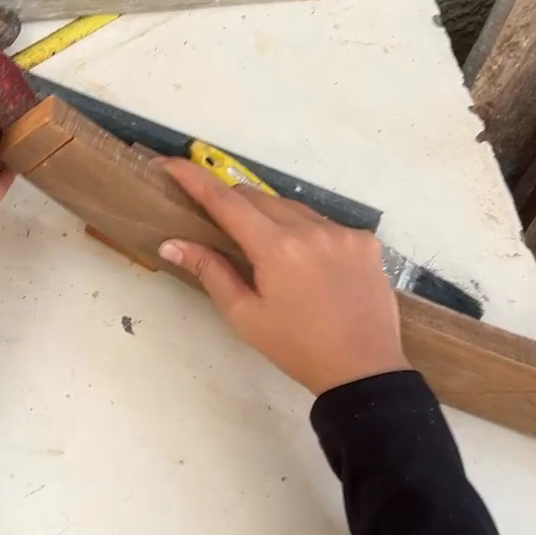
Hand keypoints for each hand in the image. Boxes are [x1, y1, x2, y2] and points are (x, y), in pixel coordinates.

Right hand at [156, 158, 407, 394]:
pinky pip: (323, 223)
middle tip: (216, 226)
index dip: (193, 178)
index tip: (169, 163)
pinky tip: (306, 263)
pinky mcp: (366, 242)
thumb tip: (171, 243)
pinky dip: (303, 232)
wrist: (364, 371)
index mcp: (276, 248)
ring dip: (268, 217)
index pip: (224, 200)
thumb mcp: (243, 313)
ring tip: (265, 252)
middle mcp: (311, 229)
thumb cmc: (294, 346)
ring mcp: (343, 232)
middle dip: (230, 204)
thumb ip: (209, 270)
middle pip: (256, 197)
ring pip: (290, 207)